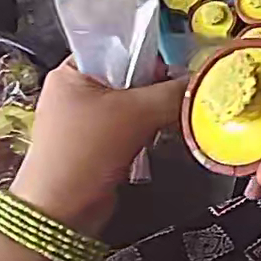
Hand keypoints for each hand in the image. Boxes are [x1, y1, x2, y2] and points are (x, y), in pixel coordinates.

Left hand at [10, 61, 186, 234]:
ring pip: (133, 104)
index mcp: (73, 71)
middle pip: (129, 77)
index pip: (118, 47)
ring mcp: (87, 120)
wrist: (61, 213)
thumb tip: (200, 82)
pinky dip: (147, 131)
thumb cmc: (86, 153)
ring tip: (173, 118)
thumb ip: (171, 93)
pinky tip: (161, 137)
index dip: (148, 54)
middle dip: (156, 88)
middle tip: (179, 96)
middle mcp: (77, 91)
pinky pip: (131, 127)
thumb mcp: (134, 114)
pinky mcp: (98, 145)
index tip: (175, 68)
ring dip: (154, 113)